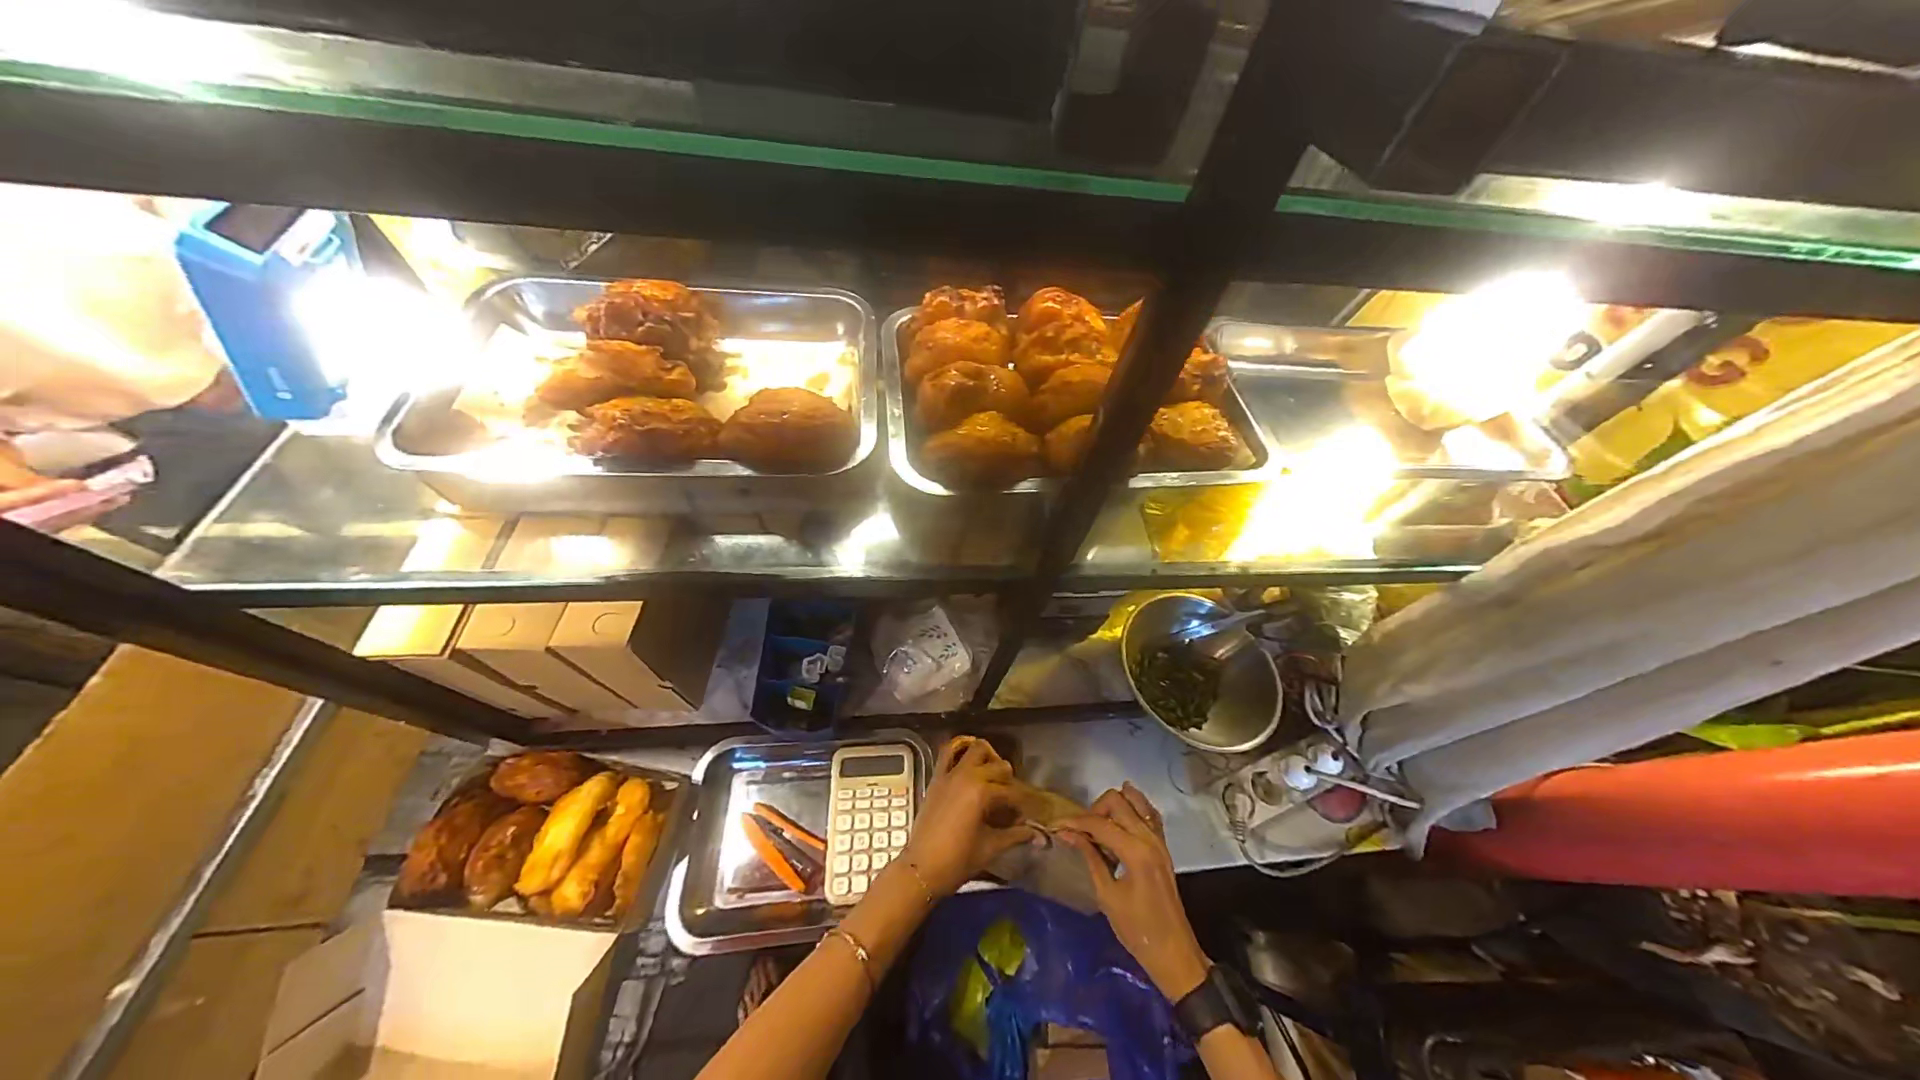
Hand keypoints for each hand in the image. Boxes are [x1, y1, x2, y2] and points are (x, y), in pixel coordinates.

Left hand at [899, 737, 1034, 895]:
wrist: (922, 868)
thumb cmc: (958, 860)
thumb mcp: (991, 847)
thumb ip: (1015, 835)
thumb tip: (1036, 834)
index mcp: (982, 792)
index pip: (1012, 792)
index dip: (1024, 805)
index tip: (1030, 815)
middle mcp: (967, 776)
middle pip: (998, 766)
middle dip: (1010, 781)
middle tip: (1012, 798)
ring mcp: (950, 774)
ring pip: (974, 748)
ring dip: (988, 756)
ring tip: (993, 773)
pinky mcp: (936, 778)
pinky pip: (947, 752)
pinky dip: (959, 749)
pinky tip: (970, 761)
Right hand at [1059, 783, 1210, 1000]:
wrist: (1173, 952)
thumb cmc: (1137, 930)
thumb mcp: (1107, 895)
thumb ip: (1090, 857)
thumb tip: (1067, 834)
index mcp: (1135, 852)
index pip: (1099, 823)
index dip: (1074, 822)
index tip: (1056, 825)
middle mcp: (1149, 838)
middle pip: (1117, 801)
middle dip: (1093, 810)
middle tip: (1079, 832)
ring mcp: (1159, 840)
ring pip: (1134, 801)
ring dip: (1112, 807)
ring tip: (1097, 827)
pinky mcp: (1163, 846)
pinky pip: (1148, 814)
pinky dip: (1133, 810)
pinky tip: (1118, 820)